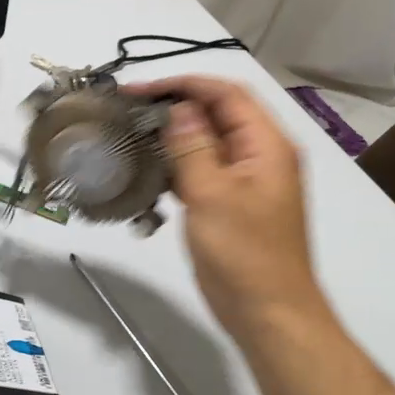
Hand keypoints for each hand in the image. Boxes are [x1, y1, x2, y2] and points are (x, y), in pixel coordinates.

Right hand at [123, 76, 333, 339]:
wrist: (267, 310)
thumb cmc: (243, 251)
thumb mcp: (212, 193)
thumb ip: (193, 145)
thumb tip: (178, 108)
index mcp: (267, 145)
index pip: (226, 93)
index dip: (183, 84)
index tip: (137, 90)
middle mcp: (260, 155)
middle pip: (218, 112)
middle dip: (174, 103)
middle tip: (127, 109)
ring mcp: (246, 179)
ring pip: (207, 139)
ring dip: (171, 132)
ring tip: (130, 132)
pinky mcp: (230, 201)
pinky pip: (201, 167)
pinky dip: (175, 160)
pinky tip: (146, 167)